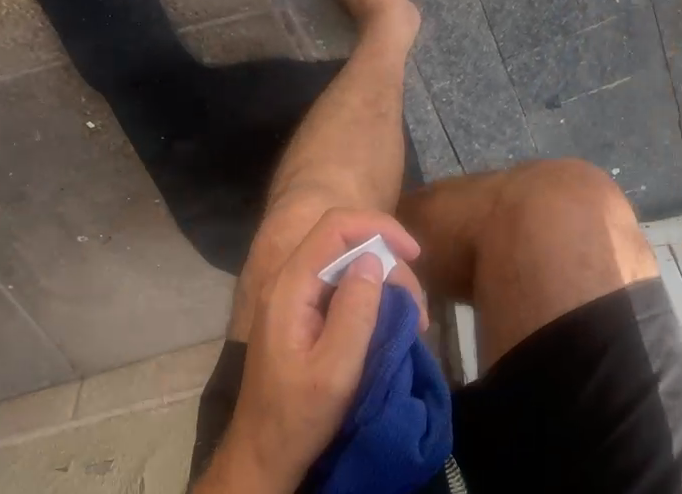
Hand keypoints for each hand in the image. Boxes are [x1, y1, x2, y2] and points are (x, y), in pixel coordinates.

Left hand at [204, 210, 425, 493]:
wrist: (263, 455)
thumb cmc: (298, 416)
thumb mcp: (335, 370)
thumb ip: (354, 311)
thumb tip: (373, 260)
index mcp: (290, 286)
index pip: (335, 227)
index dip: (378, 227)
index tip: (414, 254)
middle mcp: (289, 281)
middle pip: (346, 244)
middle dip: (390, 265)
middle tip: (418, 310)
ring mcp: (295, 297)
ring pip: (348, 265)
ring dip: (386, 284)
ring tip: (413, 323)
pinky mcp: (303, 313)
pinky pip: (342, 286)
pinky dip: (373, 298)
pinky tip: (392, 325)